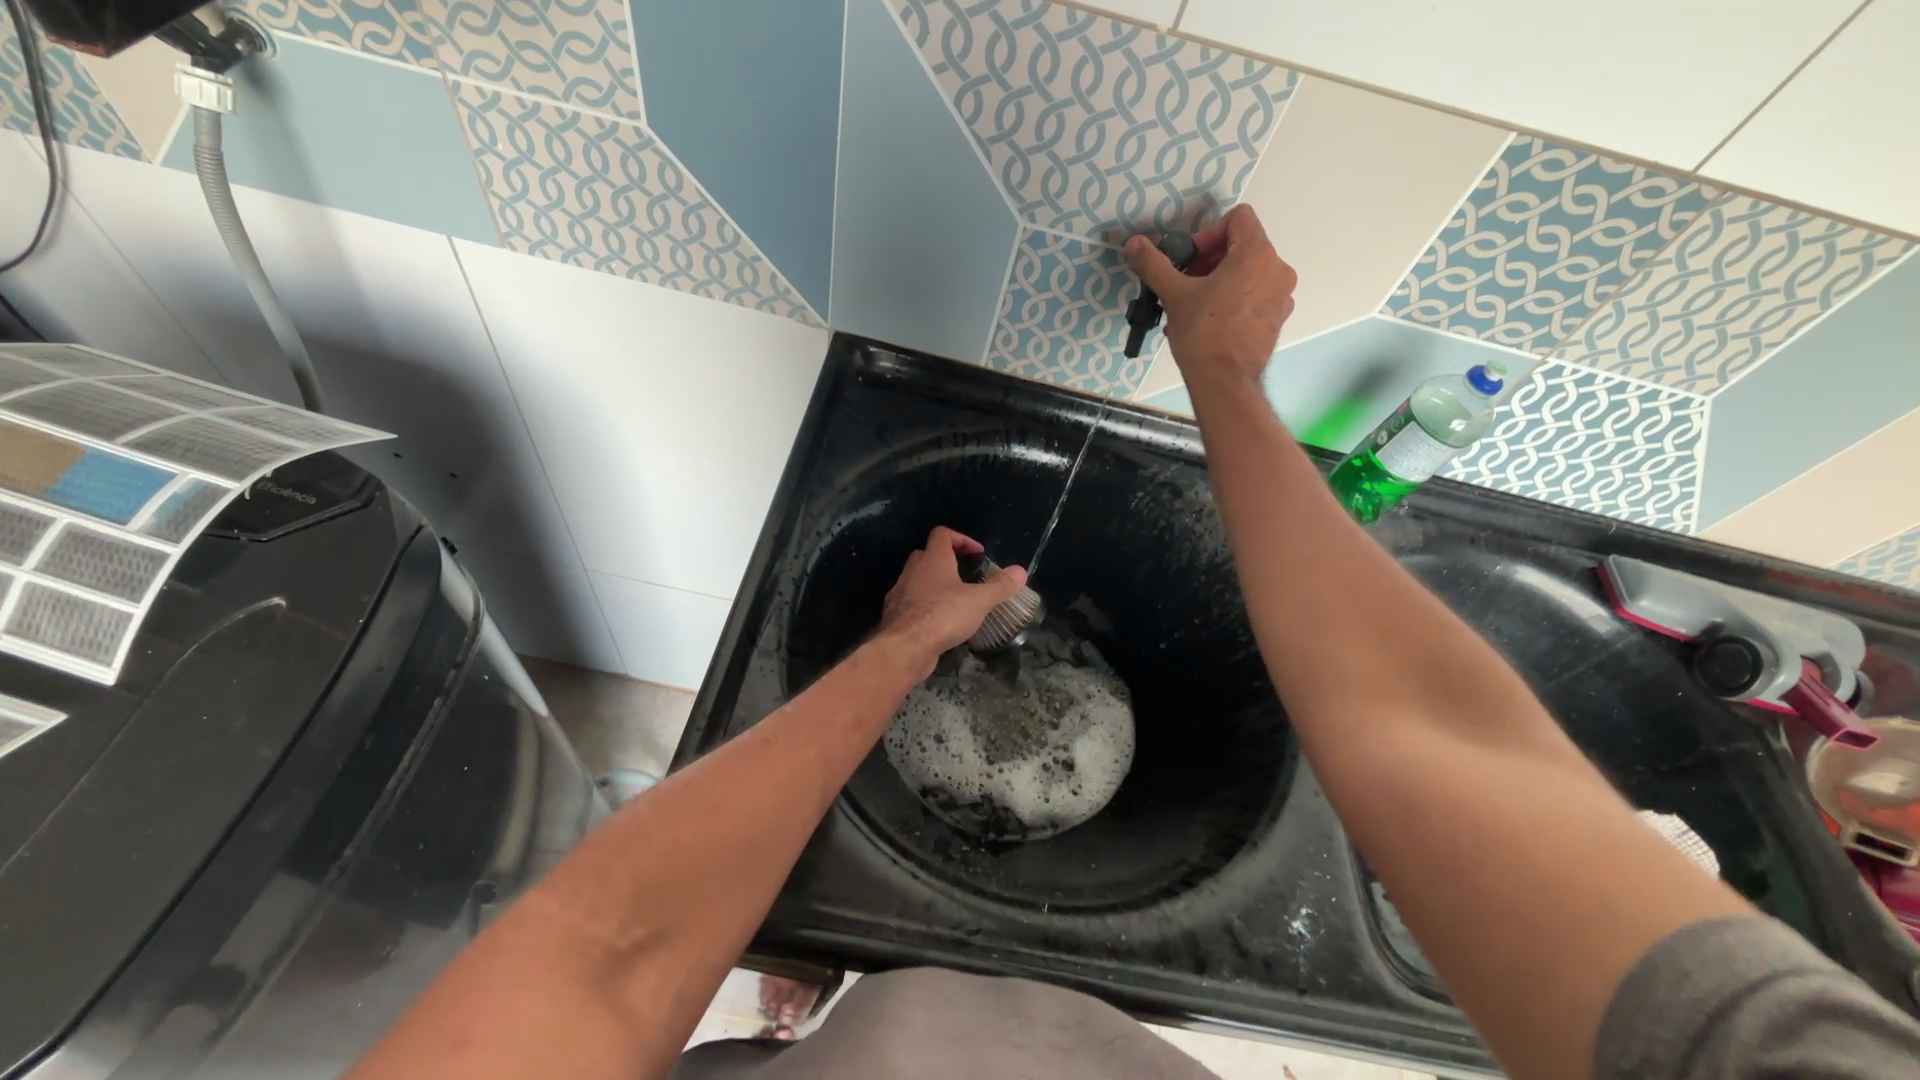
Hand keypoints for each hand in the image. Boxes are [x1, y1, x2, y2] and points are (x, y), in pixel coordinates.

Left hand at [878, 527, 1027, 663]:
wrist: (905, 648)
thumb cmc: (943, 615)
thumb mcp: (979, 601)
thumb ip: (1000, 586)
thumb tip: (1021, 571)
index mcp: (933, 559)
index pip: (942, 534)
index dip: (961, 539)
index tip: (977, 553)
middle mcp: (913, 570)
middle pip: (927, 554)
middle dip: (946, 561)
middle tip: (965, 575)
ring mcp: (900, 592)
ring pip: (917, 579)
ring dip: (934, 584)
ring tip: (954, 600)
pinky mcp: (895, 614)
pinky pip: (911, 602)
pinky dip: (924, 605)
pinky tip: (938, 621)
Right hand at [1124, 204, 1296, 395]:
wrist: (1226, 383)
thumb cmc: (1203, 333)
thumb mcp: (1174, 295)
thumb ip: (1154, 264)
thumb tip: (1134, 243)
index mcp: (1257, 254)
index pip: (1238, 218)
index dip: (1209, 233)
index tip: (1190, 260)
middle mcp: (1278, 269)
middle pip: (1243, 246)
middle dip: (1211, 260)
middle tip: (1186, 283)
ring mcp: (1282, 296)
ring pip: (1248, 273)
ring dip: (1220, 281)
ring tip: (1194, 306)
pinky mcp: (1278, 318)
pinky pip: (1255, 296)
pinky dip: (1233, 300)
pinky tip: (1210, 322)